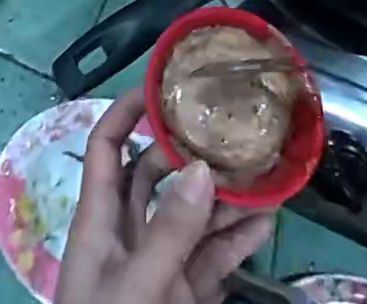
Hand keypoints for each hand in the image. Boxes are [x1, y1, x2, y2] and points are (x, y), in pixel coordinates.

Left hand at [56, 89, 276, 303]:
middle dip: (189, 149)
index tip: (164, 84)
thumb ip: (168, 232)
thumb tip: (200, 168)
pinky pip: (214, 257)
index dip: (127, 111)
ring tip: (260, 167)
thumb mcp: (133, 290)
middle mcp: (128, 236)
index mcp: (99, 223)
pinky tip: (267, 219)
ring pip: (192, 213)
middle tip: (229, 127)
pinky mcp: (185, 295)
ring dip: (224, 192)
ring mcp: (159, 266)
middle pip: (156, 174)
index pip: (106, 148)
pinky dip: (239, 238)